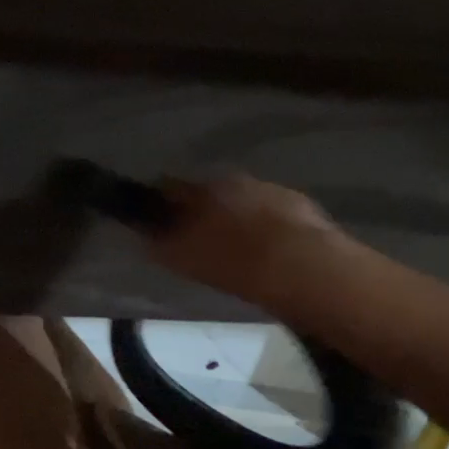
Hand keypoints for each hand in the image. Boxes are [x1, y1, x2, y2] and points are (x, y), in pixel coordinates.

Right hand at [146, 174, 348, 312]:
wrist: (304, 268)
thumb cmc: (233, 262)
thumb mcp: (183, 259)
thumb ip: (160, 244)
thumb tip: (144, 235)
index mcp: (199, 188)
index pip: (168, 186)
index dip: (159, 203)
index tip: (155, 219)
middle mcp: (234, 179)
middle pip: (208, 191)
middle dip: (201, 210)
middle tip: (198, 237)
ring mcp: (271, 189)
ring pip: (243, 200)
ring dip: (237, 216)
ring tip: (236, 246)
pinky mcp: (302, 206)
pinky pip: (274, 213)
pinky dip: (268, 226)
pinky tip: (269, 250)